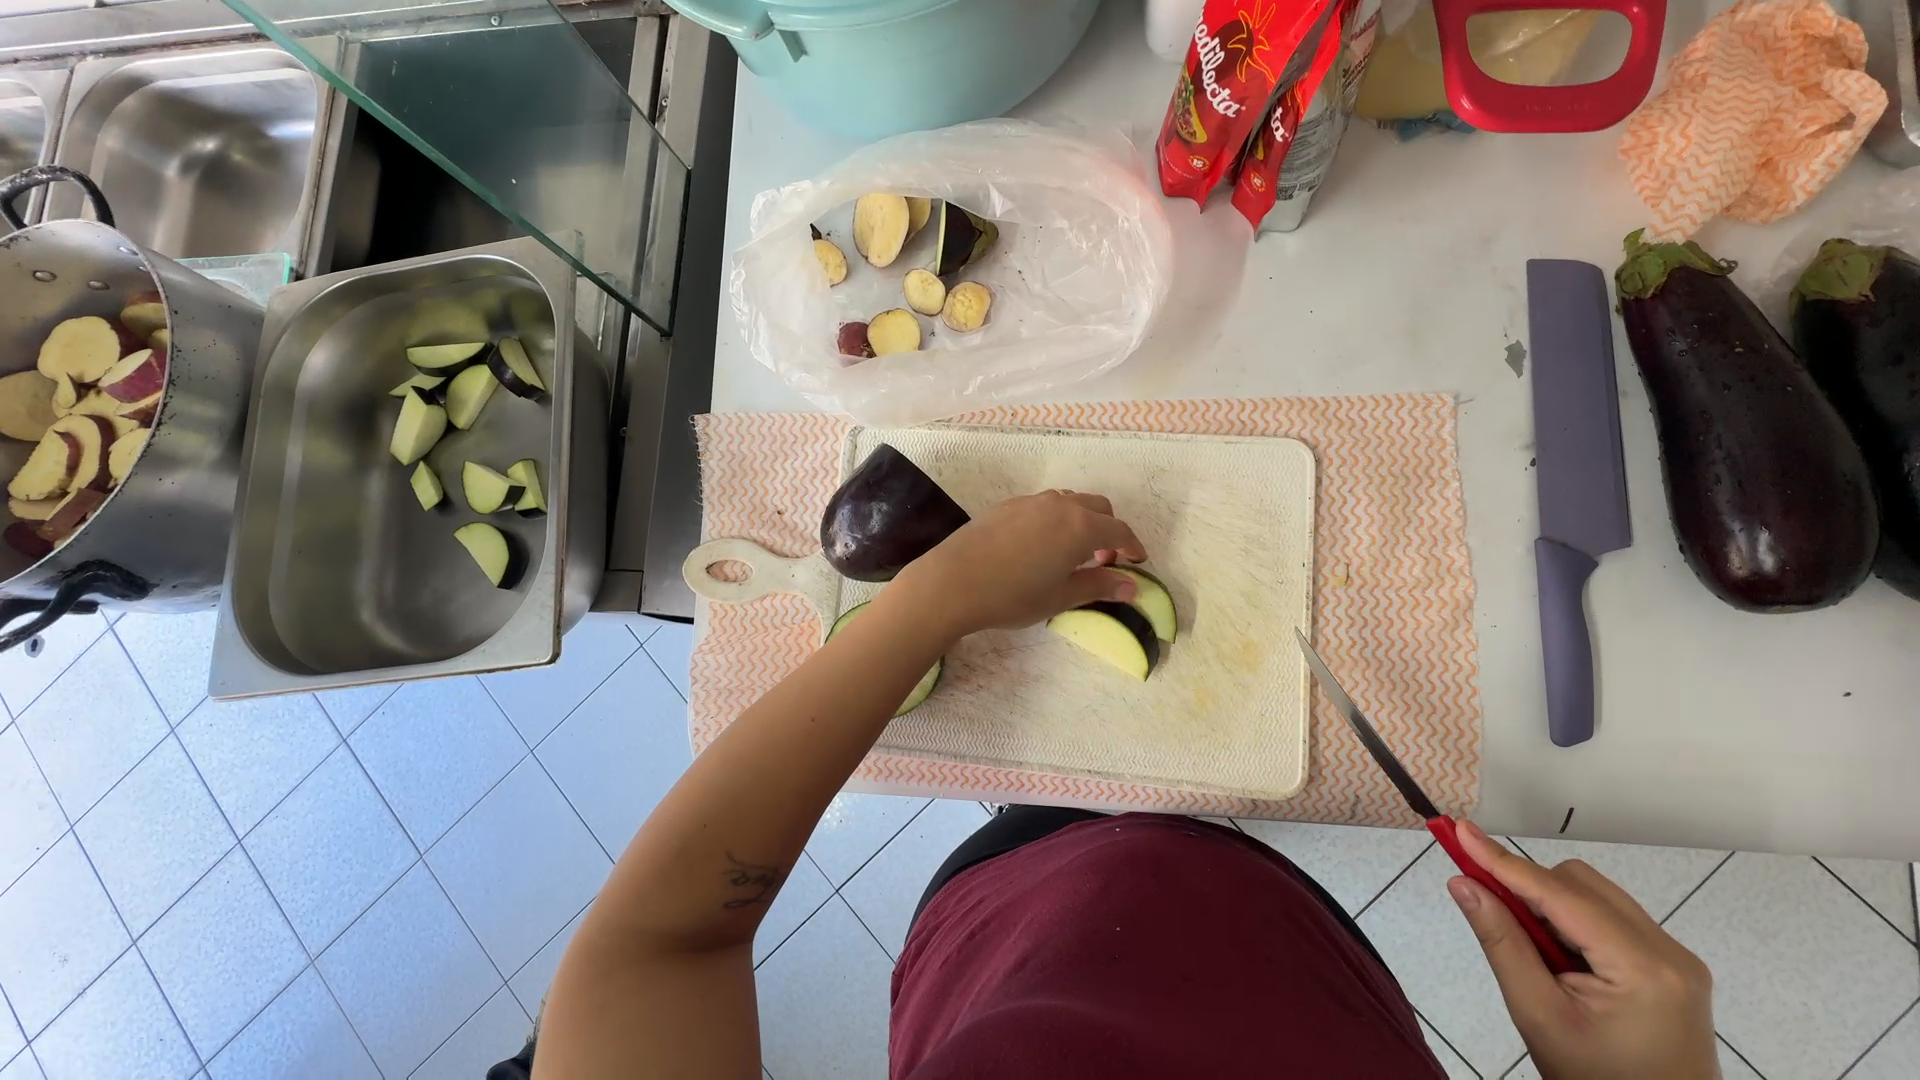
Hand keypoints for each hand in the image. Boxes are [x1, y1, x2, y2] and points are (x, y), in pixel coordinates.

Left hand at [882, 489, 1147, 640]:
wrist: (953, 582)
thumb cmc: (1012, 596)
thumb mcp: (1060, 597)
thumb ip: (1098, 586)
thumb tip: (1131, 585)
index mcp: (1080, 526)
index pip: (1119, 530)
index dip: (1132, 546)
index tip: (1136, 562)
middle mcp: (1059, 505)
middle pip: (1098, 508)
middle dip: (1107, 531)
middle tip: (1101, 561)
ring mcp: (1030, 501)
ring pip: (1069, 502)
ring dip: (1080, 522)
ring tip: (1069, 554)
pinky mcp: (1006, 505)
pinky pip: (1042, 506)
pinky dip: (1054, 520)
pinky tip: (1038, 547)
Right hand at [1449, 821, 1718, 1079]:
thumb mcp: (1537, 1014)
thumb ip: (1501, 942)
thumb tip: (1462, 883)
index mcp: (1643, 967)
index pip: (1559, 894)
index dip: (1503, 860)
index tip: (1459, 829)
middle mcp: (1669, 952)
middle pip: (1580, 884)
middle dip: (1528, 886)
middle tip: (1485, 902)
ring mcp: (1676, 958)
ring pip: (1593, 895)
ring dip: (1549, 904)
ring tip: (1530, 947)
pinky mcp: (1671, 967)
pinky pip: (1609, 917)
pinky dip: (1571, 921)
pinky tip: (1556, 955)